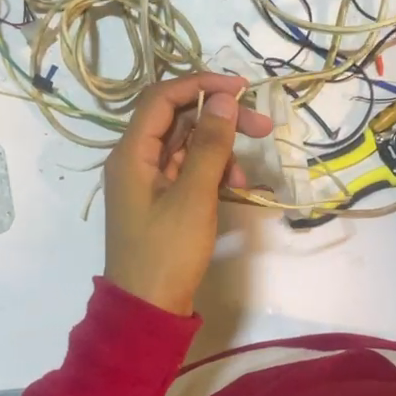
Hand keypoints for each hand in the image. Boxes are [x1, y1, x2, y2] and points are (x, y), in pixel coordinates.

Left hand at [103, 73, 274, 315]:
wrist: (147, 310)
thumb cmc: (167, 252)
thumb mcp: (194, 196)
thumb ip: (209, 145)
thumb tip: (224, 99)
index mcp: (131, 152)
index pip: (162, 97)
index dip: (201, 85)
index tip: (242, 88)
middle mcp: (136, 159)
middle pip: (179, 119)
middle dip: (220, 119)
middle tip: (263, 127)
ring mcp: (148, 181)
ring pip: (188, 146)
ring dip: (220, 151)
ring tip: (245, 177)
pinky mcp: (162, 201)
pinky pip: (189, 172)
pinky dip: (213, 174)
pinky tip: (236, 189)